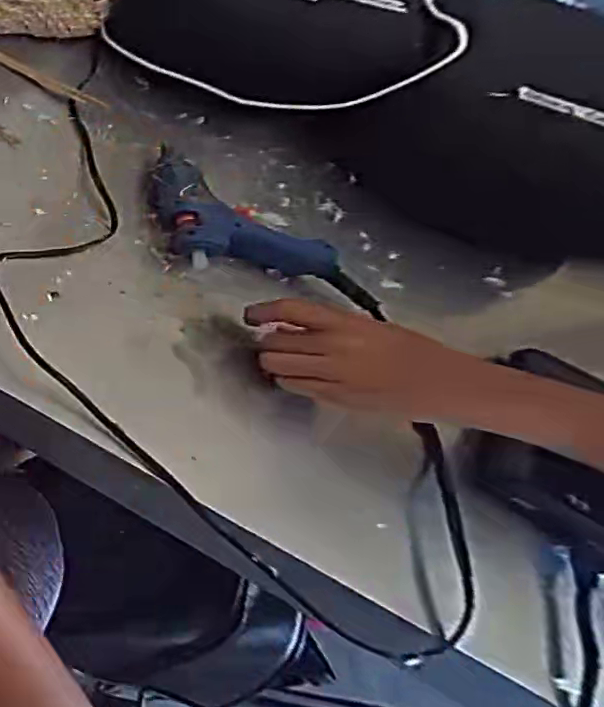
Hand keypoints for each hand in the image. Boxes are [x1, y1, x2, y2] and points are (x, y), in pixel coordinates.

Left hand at [245, 298, 503, 420]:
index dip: (262, 311)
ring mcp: (334, 374)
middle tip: (281, 344)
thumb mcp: (371, 327)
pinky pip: (290, 384)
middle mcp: (336, 347)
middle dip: (270, 342)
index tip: (252, 316)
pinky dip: (287, 379)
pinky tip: (303, 377)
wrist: (455, 387)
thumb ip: (327, 326)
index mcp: (348, 324)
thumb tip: (281, 325)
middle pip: (272, 341)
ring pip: (273, 364)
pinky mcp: (335, 397)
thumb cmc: (414, 352)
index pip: (290, 309)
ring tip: (289, 361)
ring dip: (273, 361)